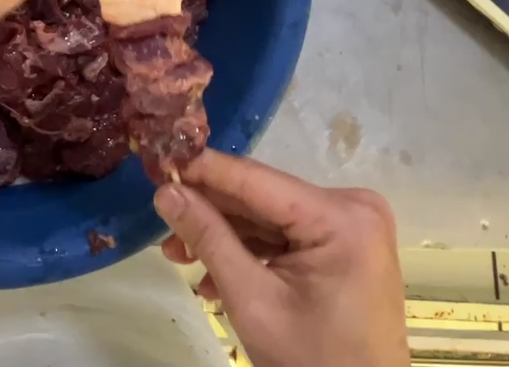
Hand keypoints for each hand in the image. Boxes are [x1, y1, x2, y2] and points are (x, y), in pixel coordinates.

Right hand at [157, 151, 409, 366]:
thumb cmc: (312, 363)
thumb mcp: (252, 301)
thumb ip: (208, 238)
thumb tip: (165, 190)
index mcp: (341, 216)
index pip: (253, 178)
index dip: (200, 168)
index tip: (157, 161)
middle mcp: (351, 206)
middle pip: (259, 196)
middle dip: (208, 211)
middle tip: (160, 217)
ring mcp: (349, 224)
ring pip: (265, 214)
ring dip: (222, 234)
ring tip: (178, 254)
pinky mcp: (343, 243)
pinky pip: (283, 233)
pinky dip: (248, 250)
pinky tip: (212, 273)